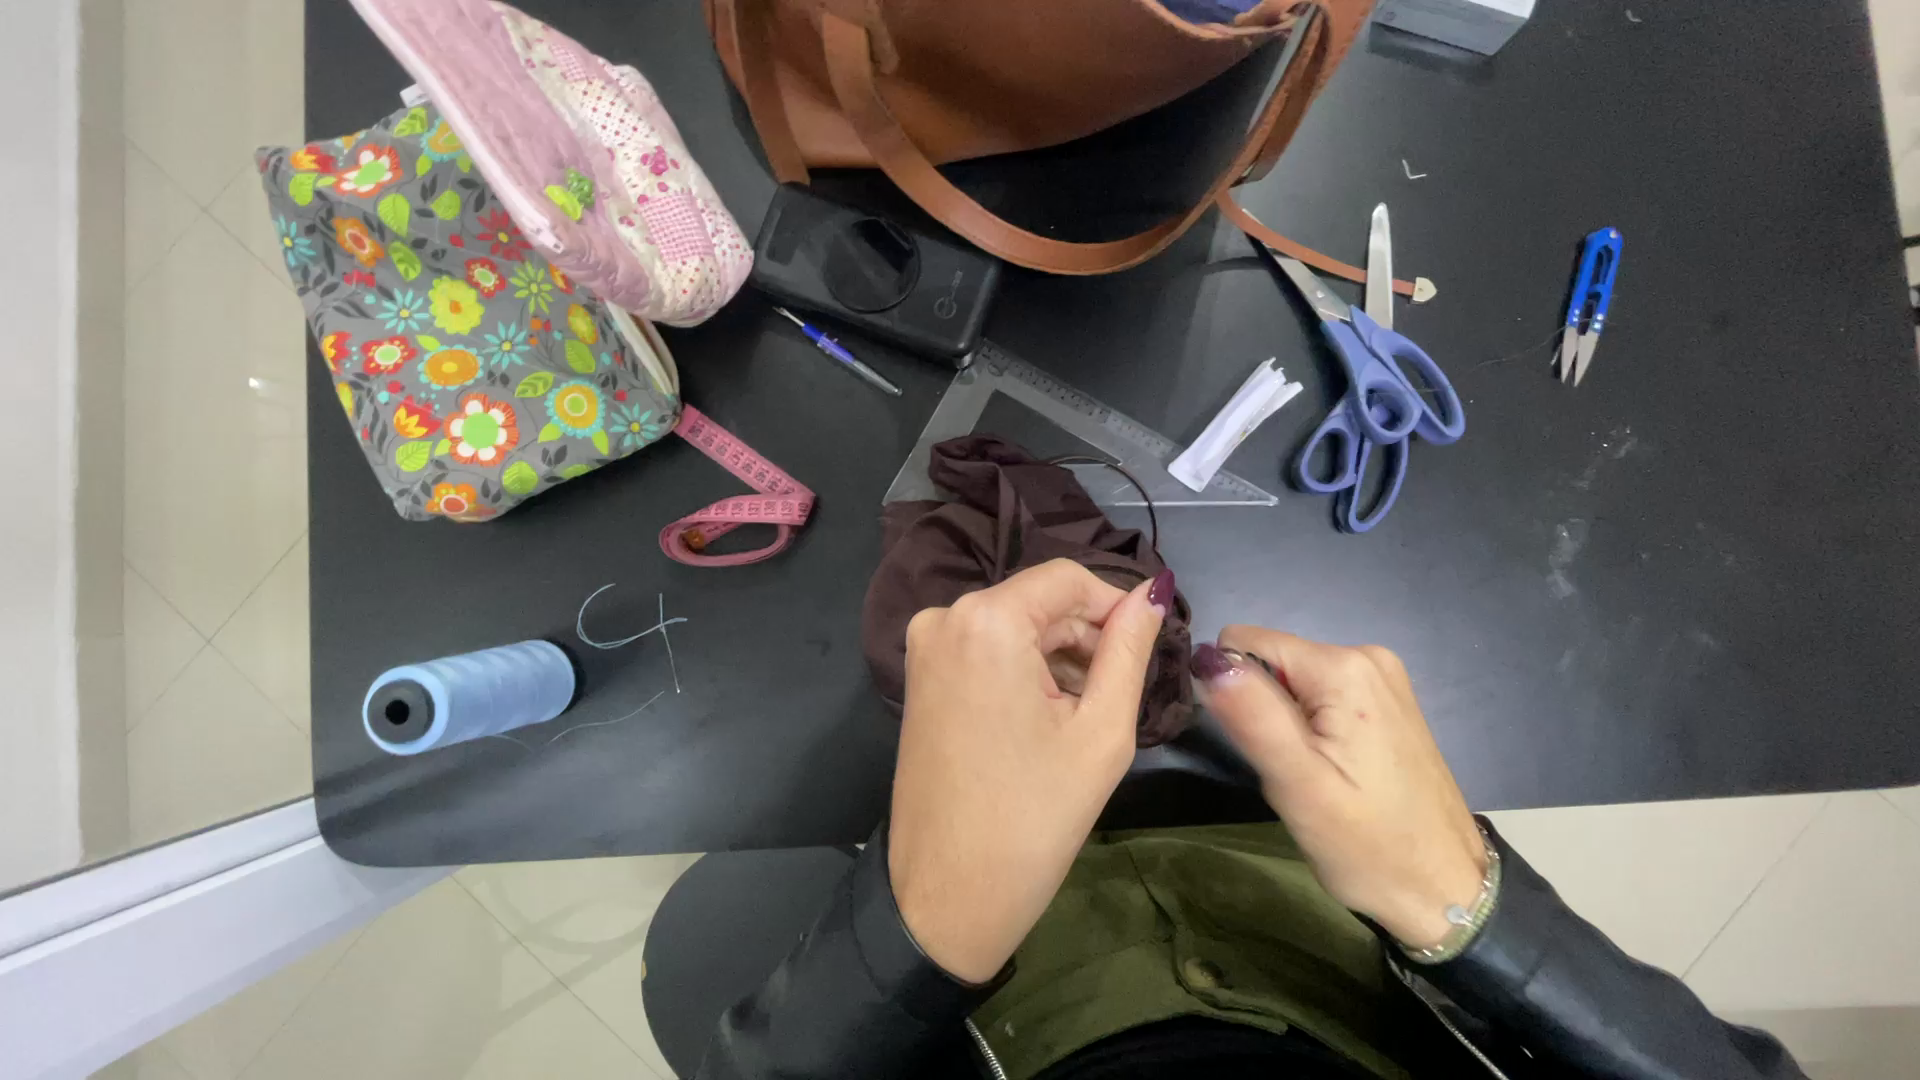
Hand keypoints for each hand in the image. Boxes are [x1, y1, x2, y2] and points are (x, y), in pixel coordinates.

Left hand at [889, 559, 1172, 982]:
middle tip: (1120, 693)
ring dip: (1058, 656)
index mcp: (986, 620)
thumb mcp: (1100, 729)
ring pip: (1013, 626)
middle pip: (1038, 602)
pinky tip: (1049, 715)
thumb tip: (1154, 590)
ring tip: (1087, 714)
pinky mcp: (920, 675)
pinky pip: (985, 649)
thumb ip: (1129, 649)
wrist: (947, 894)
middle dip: (1086, 637)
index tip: (1148, 646)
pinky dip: (1023, 669)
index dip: (1115, 605)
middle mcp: (945, 616)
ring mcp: (925, 646)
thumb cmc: (1034, 815)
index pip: (1067, 579)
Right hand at [1192, 629, 1484, 947]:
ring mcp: (1380, 676)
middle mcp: (1364, 655)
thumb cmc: (1366, 844)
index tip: (1261, 745)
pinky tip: (1334, 768)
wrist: (1445, 891)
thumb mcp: (1297, 784)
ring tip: (1316, 773)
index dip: (1235, 693)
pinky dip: (1312, 728)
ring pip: (1290, 680)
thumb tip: (1207, 659)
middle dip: (1265, 712)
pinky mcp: (1385, 698)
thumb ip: (1252, 714)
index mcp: (1341, 667)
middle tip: (1293, 769)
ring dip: (1287, 724)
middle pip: (1270, 661)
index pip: (1243, 643)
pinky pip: (1318, 694)